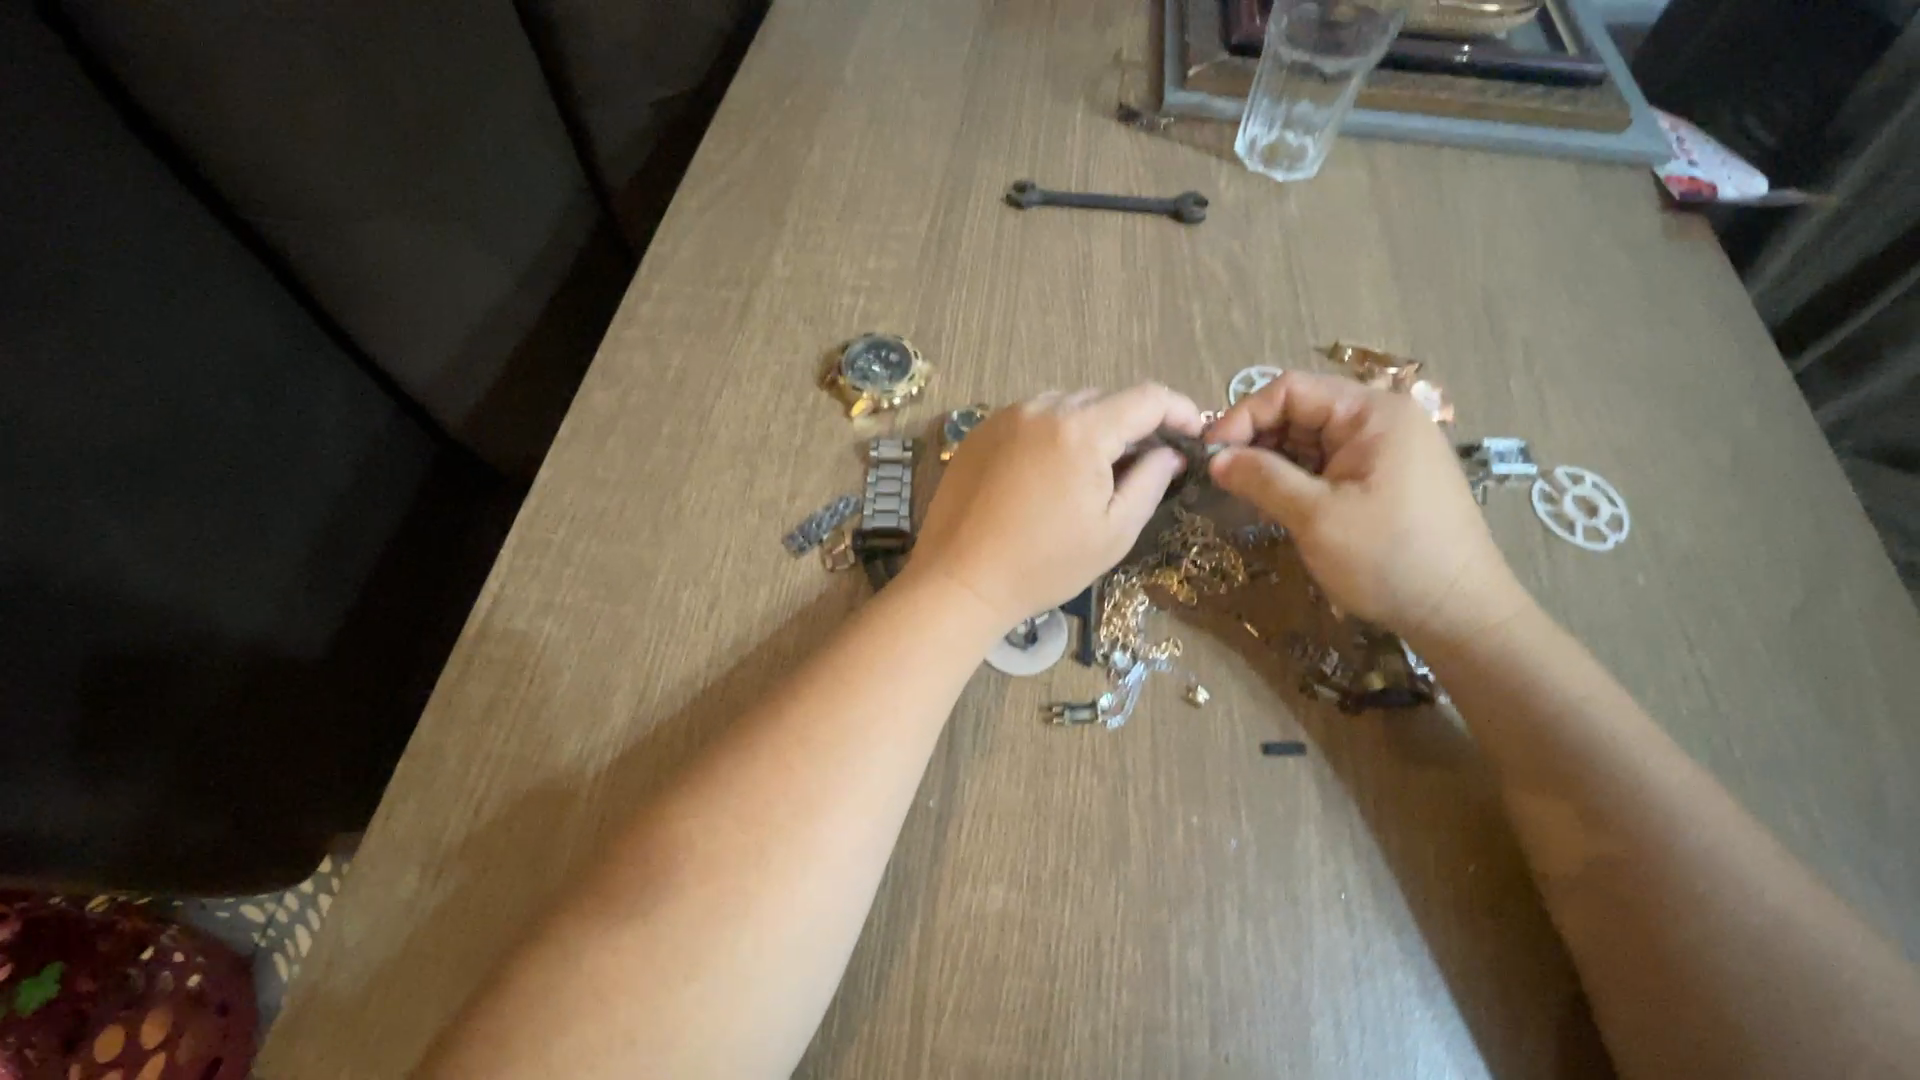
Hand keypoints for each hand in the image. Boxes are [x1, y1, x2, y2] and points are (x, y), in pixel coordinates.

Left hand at [909, 383, 1203, 627]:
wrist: (959, 581)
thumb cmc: (1043, 565)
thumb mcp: (1113, 532)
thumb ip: (1149, 482)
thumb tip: (1169, 453)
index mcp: (1081, 431)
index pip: (1146, 398)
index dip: (1179, 409)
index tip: (1192, 434)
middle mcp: (1042, 409)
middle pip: (1104, 399)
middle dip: (1132, 425)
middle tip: (1142, 465)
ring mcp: (1005, 417)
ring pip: (1065, 406)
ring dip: (1089, 429)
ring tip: (1091, 474)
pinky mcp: (979, 432)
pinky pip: (1030, 419)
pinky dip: (1051, 436)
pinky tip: (1047, 476)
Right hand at [1208, 372, 1527, 645]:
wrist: (1460, 613)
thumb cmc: (1389, 558)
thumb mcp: (1316, 517)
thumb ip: (1261, 478)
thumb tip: (1215, 459)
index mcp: (1373, 413)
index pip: (1291, 390)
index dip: (1244, 416)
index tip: (1210, 455)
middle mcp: (1382, 420)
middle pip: (1301, 412)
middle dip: (1256, 441)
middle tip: (1223, 480)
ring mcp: (1387, 450)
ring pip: (1311, 441)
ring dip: (1273, 464)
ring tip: (1246, 497)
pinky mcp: (1385, 479)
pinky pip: (1328, 465)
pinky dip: (1297, 480)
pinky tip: (1278, 506)